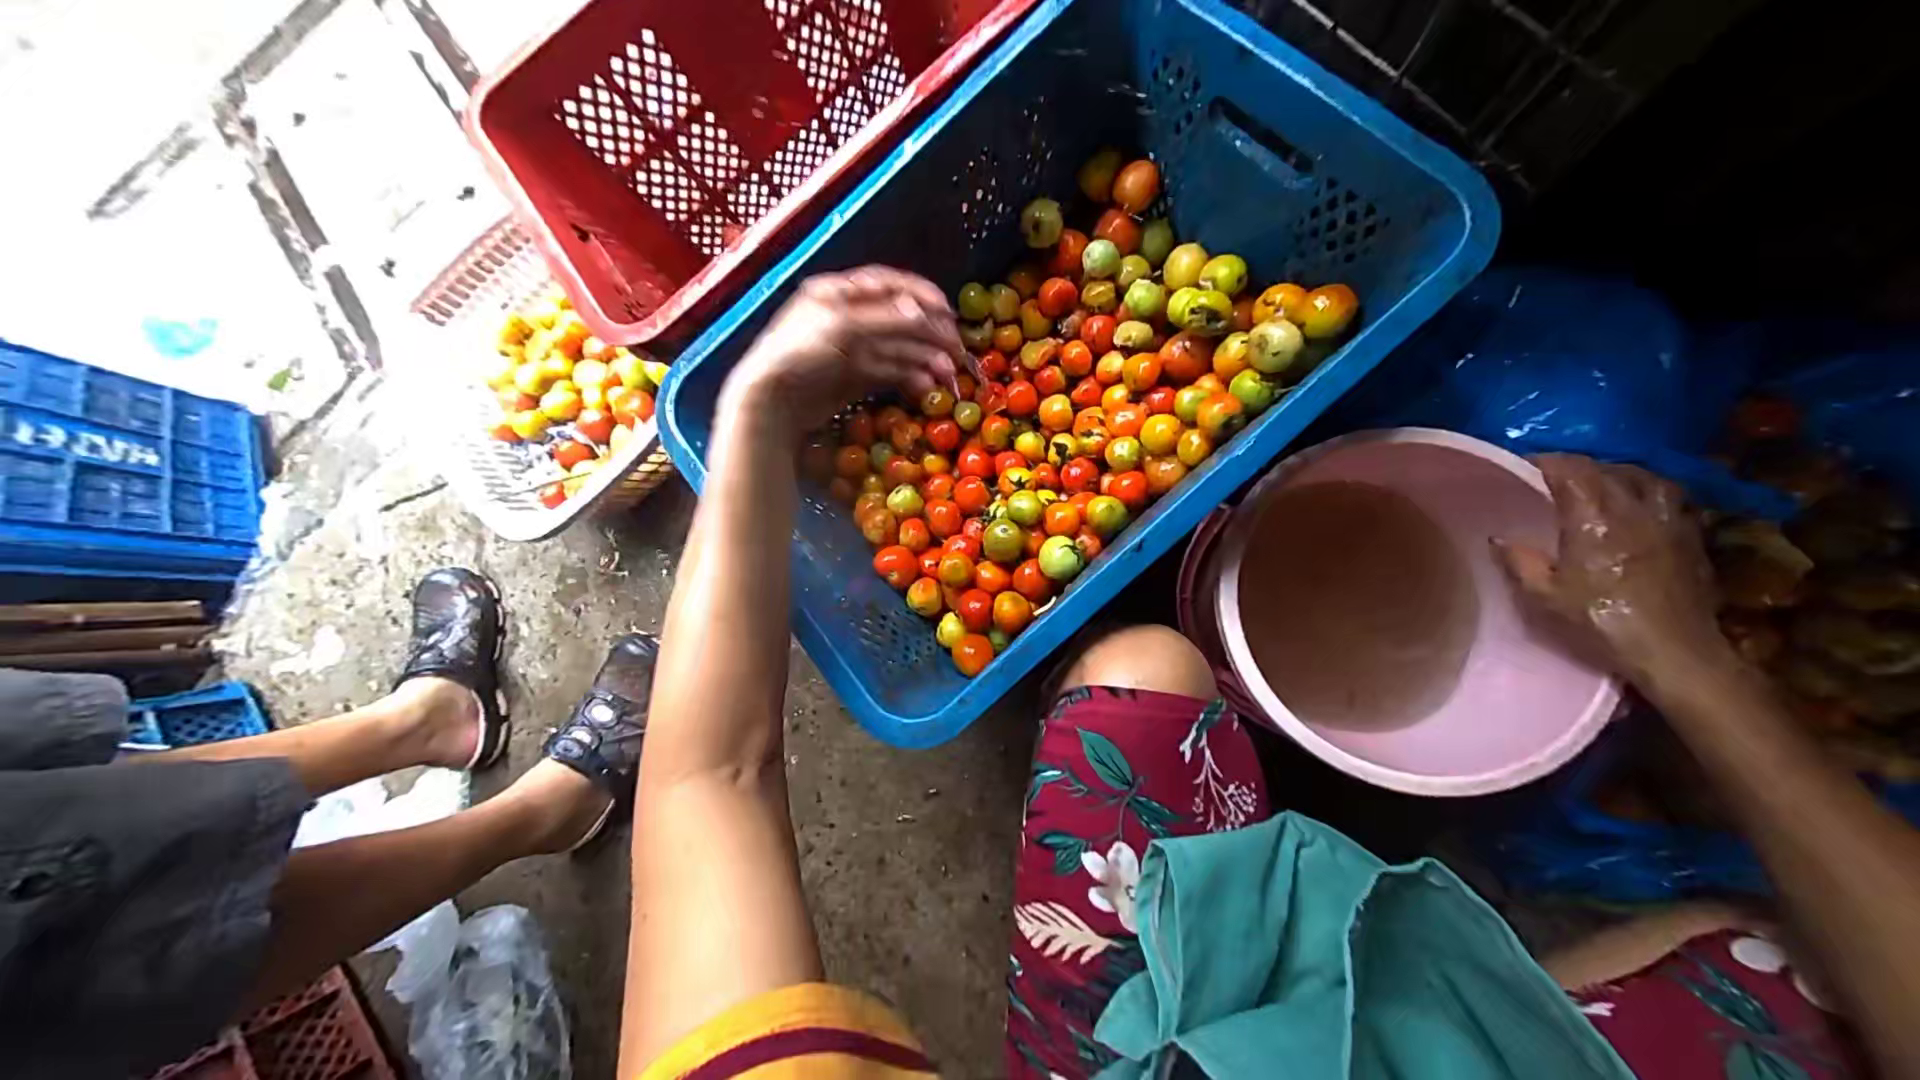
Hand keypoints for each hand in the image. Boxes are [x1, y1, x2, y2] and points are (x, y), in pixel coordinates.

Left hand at [721, 267, 963, 433]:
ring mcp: (851, 349)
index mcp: (838, 292)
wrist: (772, 400)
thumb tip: (925, 314)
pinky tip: (925, 386)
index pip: (887, 285)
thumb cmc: (800, 353)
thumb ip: (886, 319)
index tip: (947, 311)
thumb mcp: (843, 327)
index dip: (920, 295)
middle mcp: (847, 317)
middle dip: (929, 333)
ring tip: (946, 373)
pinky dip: (908, 378)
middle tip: (956, 349)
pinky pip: (888, 373)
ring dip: (924, 358)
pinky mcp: (853, 378)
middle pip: (897, 319)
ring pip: (897, 349)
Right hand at [1496, 454, 1729, 682]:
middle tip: (1552, 477)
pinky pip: (1668, 497)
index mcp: (1595, 519)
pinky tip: (1634, 505)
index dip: (1546, 462)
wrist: (1675, 650)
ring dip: (1617, 474)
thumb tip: (1500, 539)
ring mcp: (1670, 520)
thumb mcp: (1544, 595)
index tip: (1524, 467)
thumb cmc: (1601, 621)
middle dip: (1577, 467)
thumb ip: (1519, 561)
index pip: (1572, 470)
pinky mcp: (1691, 536)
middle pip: (1607, 469)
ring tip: (1597, 484)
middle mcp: (1635, 509)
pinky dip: (1645, 491)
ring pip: (1644, 477)